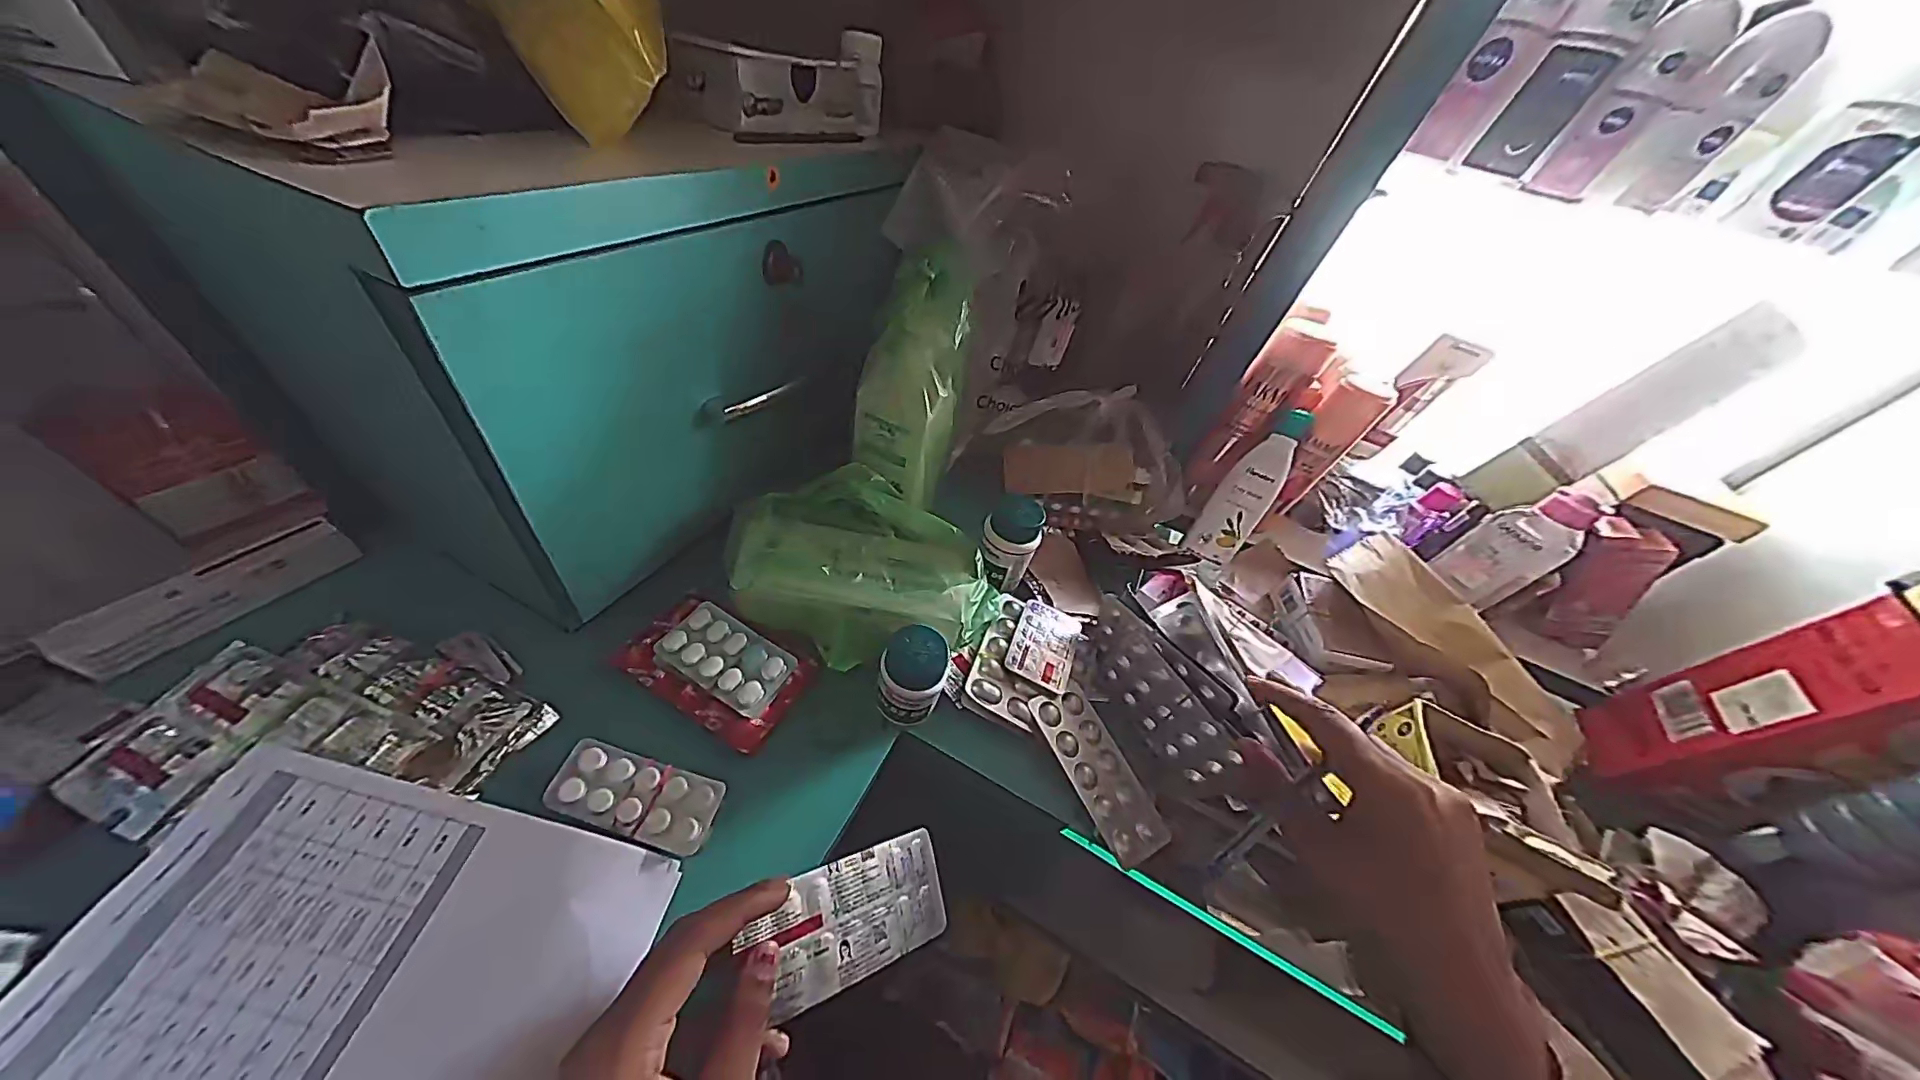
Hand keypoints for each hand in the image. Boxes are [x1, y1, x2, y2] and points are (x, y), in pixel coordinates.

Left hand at [561, 879, 791, 1079]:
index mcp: (621, 1039)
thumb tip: (765, 959)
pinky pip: (663, 1020)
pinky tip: (746, 1034)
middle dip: (736, 932)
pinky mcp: (607, 1070)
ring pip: (675, 988)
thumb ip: (742, 1028)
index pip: (688, 942)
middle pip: (679, 956)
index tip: (779, 890)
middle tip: (781, 914)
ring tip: (776, 978)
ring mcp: (600, 1054)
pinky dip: (707, 1015)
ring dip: (728, 978)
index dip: (739, 907)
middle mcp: (603, 1037)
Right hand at [1235, 678, 1490, 948]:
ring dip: (1342, 755)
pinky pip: (1406, 779)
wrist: (1457, 967)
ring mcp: (1448, 797)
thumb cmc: (1381, 910)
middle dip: (1313, 727)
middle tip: (1275, 719)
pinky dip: (1371, 778)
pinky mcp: (1460, 816)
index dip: (1288, 699)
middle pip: (1356, 736)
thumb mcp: (1318, 848)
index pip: (1328, 721)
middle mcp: (1424, 779)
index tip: (1258, 686)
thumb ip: (1279, 792)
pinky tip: (1354, 802)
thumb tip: (1250, 749)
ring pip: (1381, 757)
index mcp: (1388, 783)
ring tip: (1309, 767)